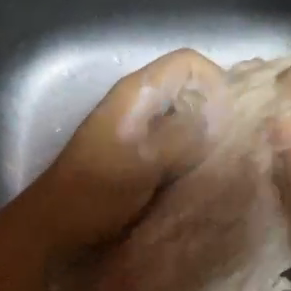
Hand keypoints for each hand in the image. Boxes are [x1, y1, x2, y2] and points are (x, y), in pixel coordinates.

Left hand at [19, 48, 227, 254]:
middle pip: (191, 89)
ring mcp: (139, 130)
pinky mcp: (140, 156)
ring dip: (206, 137)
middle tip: (234, 146)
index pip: (189, 64)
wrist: (57, 227)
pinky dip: (192, 156)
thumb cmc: (96, 193)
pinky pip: (177, 144)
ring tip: (222, 164)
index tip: (232, 120)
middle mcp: (140, 104)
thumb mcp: (145, 162)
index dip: (216, 83)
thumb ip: (184, 135)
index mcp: (137, 94)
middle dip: (216, 112)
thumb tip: (222, 120)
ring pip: (187, 118)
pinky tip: (201, 178)